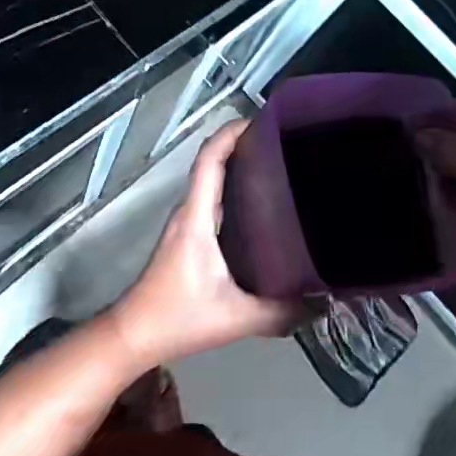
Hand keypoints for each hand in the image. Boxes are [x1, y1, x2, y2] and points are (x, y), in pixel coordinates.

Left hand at [109, 120, 307, 366]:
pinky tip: (260, 209)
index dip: (231, 134)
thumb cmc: (178, 317)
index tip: (261, 121)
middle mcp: (188, 212)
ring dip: (238, 169)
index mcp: (196, 218)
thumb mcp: (236, 317)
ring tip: (280, 170)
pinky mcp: (186, 238)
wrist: (134, 334)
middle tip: (285, 146)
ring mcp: (185, 224)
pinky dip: (232, 192)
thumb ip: (281, 311)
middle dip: (244, 147)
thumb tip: (322, 300)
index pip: (209, 159)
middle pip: (212, 164)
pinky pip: (211, 201)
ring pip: (211, 182)